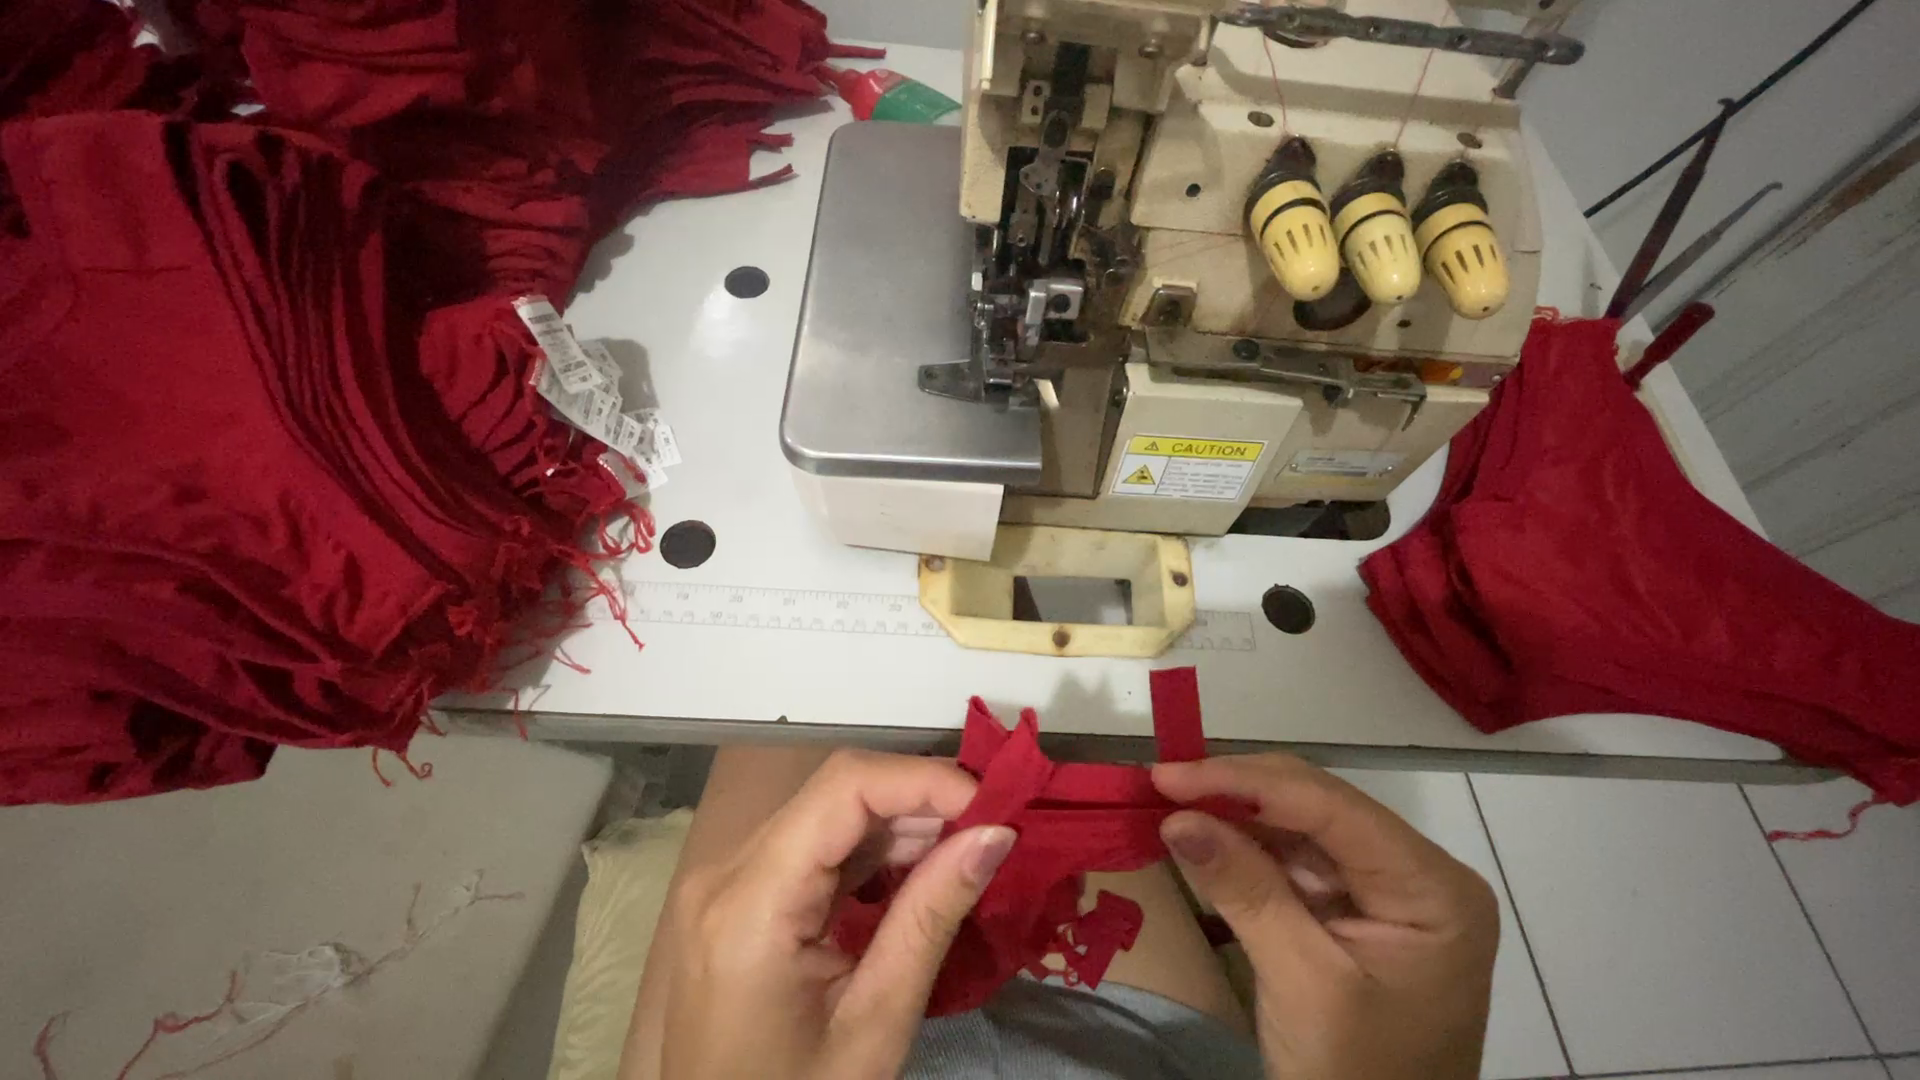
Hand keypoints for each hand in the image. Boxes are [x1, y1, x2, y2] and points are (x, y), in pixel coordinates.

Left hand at [657, 750, 1014, 1079]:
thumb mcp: (875, 1023)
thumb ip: (931, 917)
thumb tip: (995, 834)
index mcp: (750, 903)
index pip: (843, 788)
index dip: (923, 778)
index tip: (992, 806)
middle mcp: (726, 870)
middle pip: (835, 793)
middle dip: (921, 798)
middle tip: (992, 827)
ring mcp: (726, 880)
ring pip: (828, 813)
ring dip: (901, 822)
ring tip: (966, 848)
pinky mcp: (737, 894)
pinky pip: (814, 846)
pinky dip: (871, 850)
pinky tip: (917, 870)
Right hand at [1154, 755, 1499, 1079]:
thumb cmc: (1359, 1078)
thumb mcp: (1302, 984)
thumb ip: (1244, 891)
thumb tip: (1175, 818)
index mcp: (1432, 887)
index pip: (1330, 806)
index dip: (1245, 781)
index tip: (1169, 776)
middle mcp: (1414, 869)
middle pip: (1315, 802)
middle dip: (1236, 790)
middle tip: (1161, 785)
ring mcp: (1382, 885)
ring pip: (1296, 821)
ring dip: (1232, 811)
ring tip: (1169, 802)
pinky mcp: (1351, 903)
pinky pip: (1290, 854)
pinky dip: (1241, 843)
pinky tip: (1202, 833)